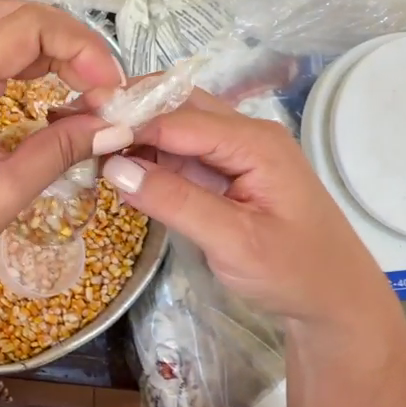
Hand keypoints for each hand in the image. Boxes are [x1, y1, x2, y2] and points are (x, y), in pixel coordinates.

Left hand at [0, 0, 127, 293]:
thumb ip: (61, 150)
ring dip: (48, 50)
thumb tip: (114, 127)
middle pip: (15, 17)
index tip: (110, 90)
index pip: (30, 26)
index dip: (81, 47)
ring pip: (1, 33)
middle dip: (68, 39)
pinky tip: (51, 94)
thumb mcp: (5, 191)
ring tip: (86, 87)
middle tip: (103, 83)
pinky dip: (26, 66)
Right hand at [97, 88, 398, 329]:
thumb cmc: (294, 272)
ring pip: (171, 124)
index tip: (76, 126)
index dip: (126, 120)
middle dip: (123, 108)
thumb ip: (175, 201)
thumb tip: (113, 167)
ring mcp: (233, 151)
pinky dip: (142, 153)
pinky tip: (111, 163)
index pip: (176, 119)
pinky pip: (176, 150)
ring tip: (82, 137)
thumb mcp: (234, 242)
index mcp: (254, 142)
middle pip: (174, 105)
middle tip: (71, 117)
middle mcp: (243, 134)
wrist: (334, 302)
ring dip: (129, 129)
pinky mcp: (222, 170)